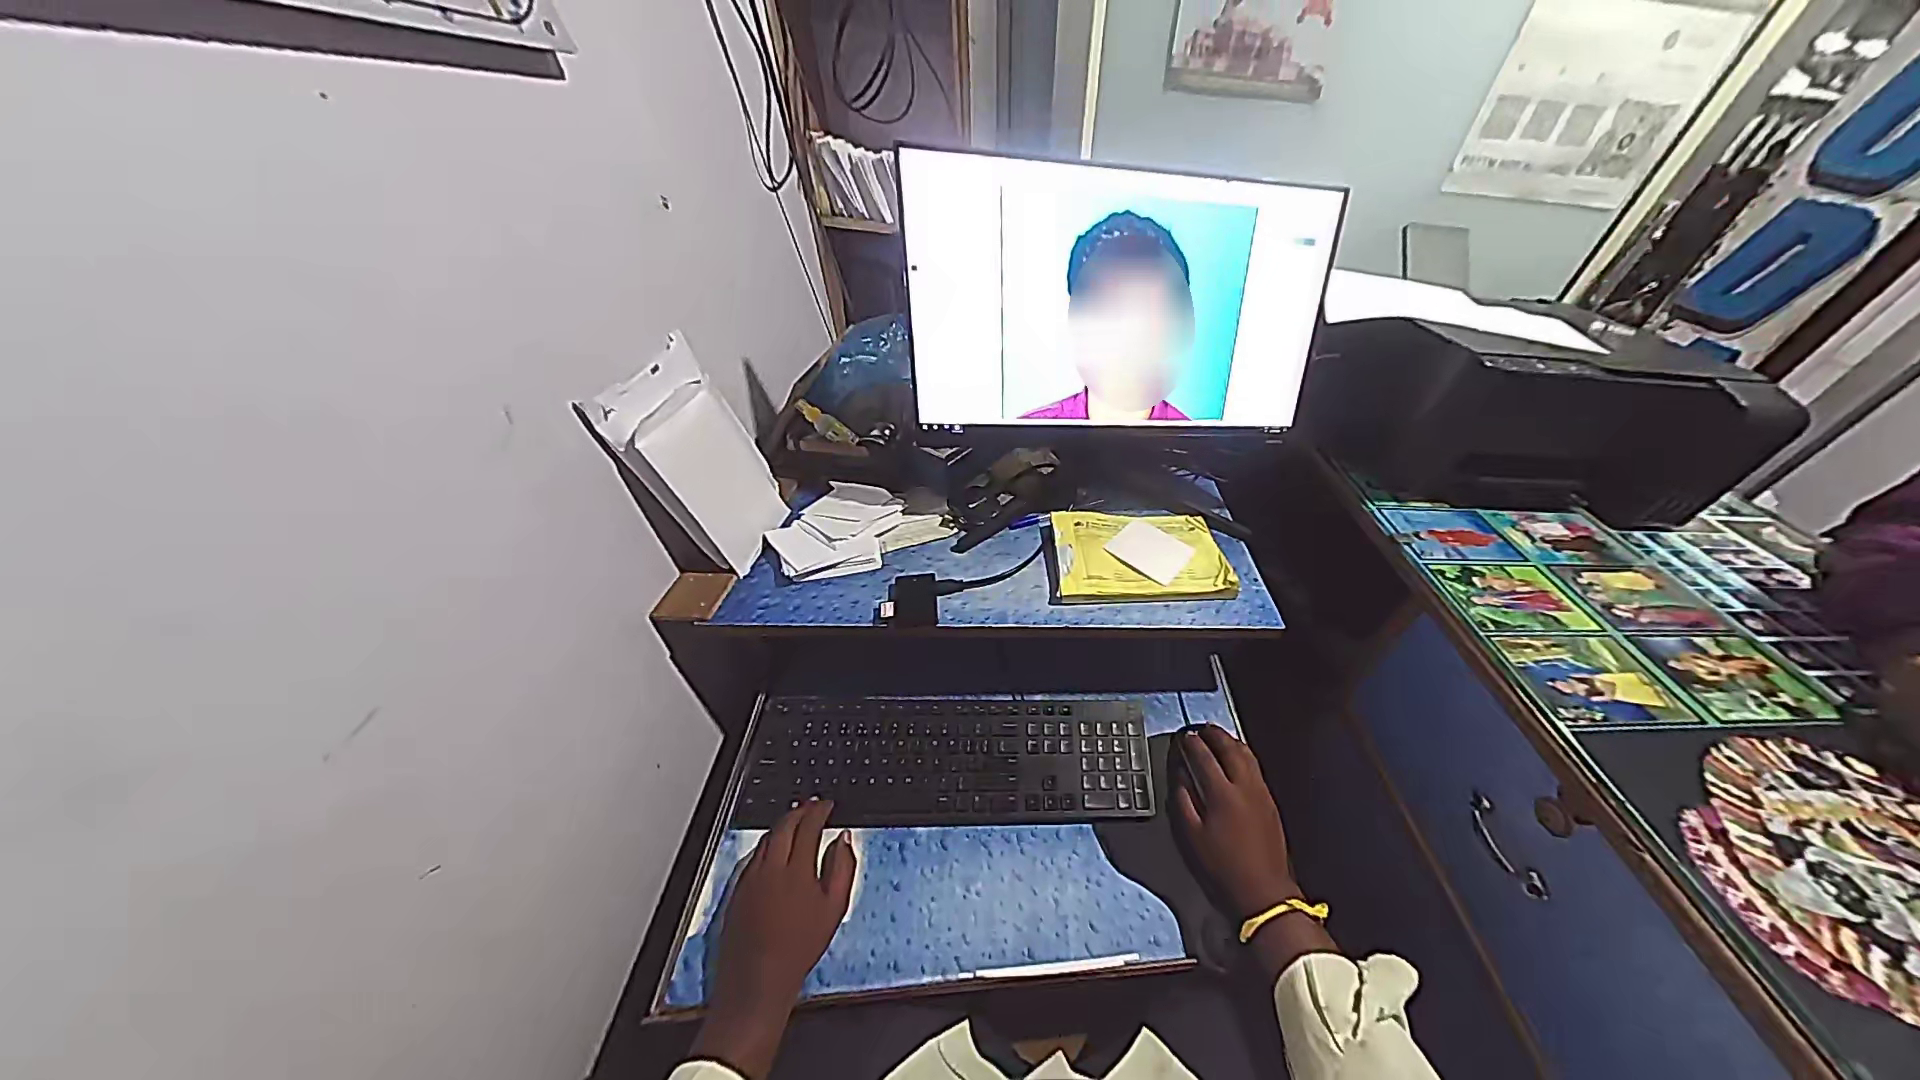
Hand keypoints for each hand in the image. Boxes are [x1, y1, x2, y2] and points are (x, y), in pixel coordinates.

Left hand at [690, 799, 855, 1079]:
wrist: (758, 980)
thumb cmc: (798, 949)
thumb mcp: (834, 908)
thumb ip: (842, 867)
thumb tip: (843, 840)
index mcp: (797, 870)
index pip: (808, 825)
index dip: (819, 810)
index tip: (827, 805)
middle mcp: (770, 868)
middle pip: (784, 825)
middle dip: (800, 811)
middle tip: (812, 806)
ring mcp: (751, 877)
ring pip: (767, 838)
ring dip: (783, 824)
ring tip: (796, 821)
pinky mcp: (738, 889)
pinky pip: (754, 855)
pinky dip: (768, 844)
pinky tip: (776, 849)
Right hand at [1171, 725, 1335, 979]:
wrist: (1263, 891)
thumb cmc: (1222, 866)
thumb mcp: (1191, 835)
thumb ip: (1183, 800)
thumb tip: (1179, 776)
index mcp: (1221, 794)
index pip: (1203, 757)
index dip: (1191, 743)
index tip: (1183, 737)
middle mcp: (1244, 787)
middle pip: (1229, 749)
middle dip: (1213, 735)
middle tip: (1201, 729)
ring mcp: (1260, 793)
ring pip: (1247, 755)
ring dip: (1231, 741)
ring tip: (1219, 737)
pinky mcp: (1270, 802)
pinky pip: (1255, 767)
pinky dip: (1243, 755)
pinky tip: (1237, 758)